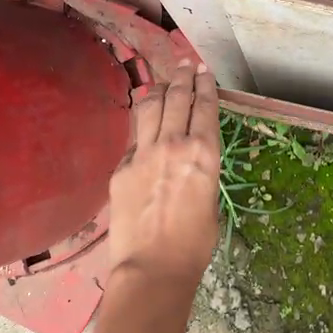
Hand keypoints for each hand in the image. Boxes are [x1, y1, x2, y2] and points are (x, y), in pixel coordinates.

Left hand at [106, 63, 221, 289]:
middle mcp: (174, 143)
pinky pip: (134, 137)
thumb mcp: (211, 196)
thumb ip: (200, 167)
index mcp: (204, 151)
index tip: (204, 71)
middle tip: (185, 65)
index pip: (205, 105)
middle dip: (182, 77)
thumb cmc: (195, 242)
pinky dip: (143, 125)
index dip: (205, 84)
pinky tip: (145, 123)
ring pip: (151, 108)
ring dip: (159, 90)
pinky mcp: (122, 167)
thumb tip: (189, 158)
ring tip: (164, 81)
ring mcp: (144, 153)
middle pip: (177, 97)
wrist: (152, 267)